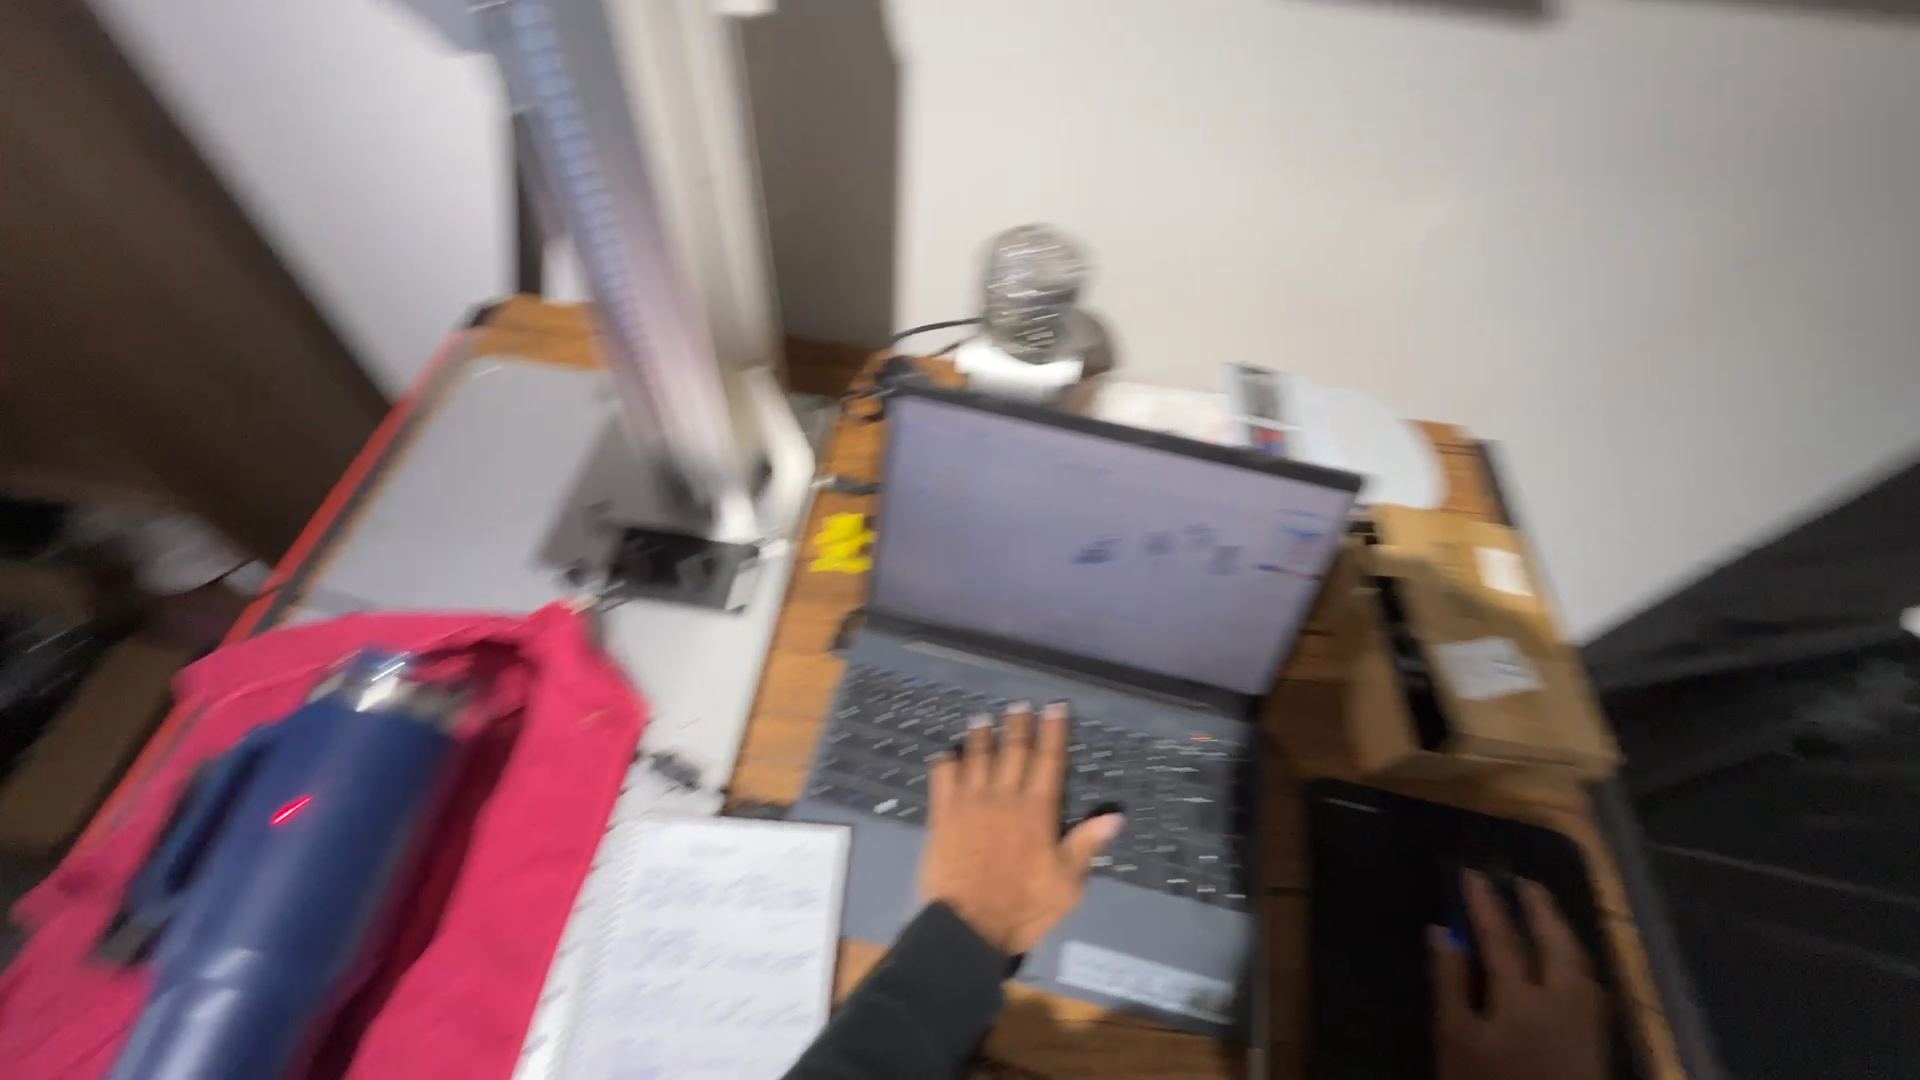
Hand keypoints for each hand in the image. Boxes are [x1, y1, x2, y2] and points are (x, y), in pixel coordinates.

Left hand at [918, 702, 1124, 955]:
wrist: (969, 925)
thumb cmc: (1023, 907)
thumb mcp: (1067, 884)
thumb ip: (1087, 845)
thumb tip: (1115, 816)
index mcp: (1037, 810)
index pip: (1049, 760)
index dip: (1054, 731)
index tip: (1056, 707)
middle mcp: (1004, 796)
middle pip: (1012, 749)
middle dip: (1018, 724)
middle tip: (1019, 704)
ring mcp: (970, 802)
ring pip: (976, 756)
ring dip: (980, 735)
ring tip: (982, 717)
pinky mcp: (943, 814)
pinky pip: (942, 777)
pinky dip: (945, 761)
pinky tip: (946, 752)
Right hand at [1431, 871, 1607, 1079]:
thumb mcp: (1454, 1037)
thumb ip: (1450, 981)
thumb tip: (1441, 930)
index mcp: (1522, 1001)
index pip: (1502, 938)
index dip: (1486, 903)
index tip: (1472, 873)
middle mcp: (1563, 1007)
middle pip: (1557, 947)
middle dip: (1540, 910)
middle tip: (1521, 881)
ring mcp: (1586, 1028)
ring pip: (1581, 967)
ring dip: (1562, 932)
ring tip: (1543, 911)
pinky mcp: (1596, 1046)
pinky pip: (1589, 987)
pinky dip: (1574, 960)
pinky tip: (1565, 960)